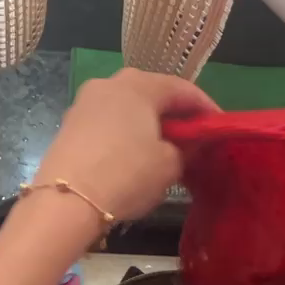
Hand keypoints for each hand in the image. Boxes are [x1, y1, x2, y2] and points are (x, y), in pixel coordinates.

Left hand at [34, 67, 218, 220]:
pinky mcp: (69, 125)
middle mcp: (109, 84)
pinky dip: (124, 135)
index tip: (219, 128)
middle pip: (151, 95)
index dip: (206, 109)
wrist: (65, 201)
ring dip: (147, 125)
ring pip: (127, 109)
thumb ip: (187, 149)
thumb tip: (192, 144)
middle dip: (174, 115)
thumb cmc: (126, 175)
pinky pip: (107, 124)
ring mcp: (84, 103)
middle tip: (191, 140)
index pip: (183, 89)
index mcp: (139, 85)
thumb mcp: (169, 165)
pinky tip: (132, 157)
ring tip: (162, 150)